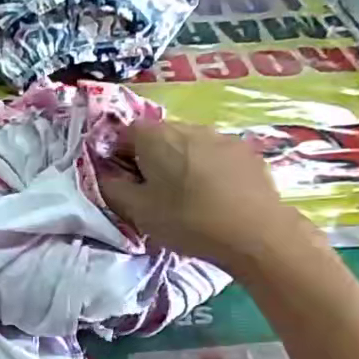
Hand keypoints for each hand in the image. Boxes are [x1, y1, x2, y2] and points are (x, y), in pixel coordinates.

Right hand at [101, 119, 314, 269]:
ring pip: (188, 145)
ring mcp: (222, 137)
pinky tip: (212, 197)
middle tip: (150, 192)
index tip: (120, 180)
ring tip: (183, 196)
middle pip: (158, 136)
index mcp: (156, 137)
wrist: (254, 231)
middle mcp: (189, 127)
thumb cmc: (186, 219)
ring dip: (180, 164)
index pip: (124, 132)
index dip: (116, 155)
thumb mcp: (137, 210)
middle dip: (149, 159)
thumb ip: (113, 188)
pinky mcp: (247, 152)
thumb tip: (105, 175)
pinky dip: (207, 170)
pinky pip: (215, 156)